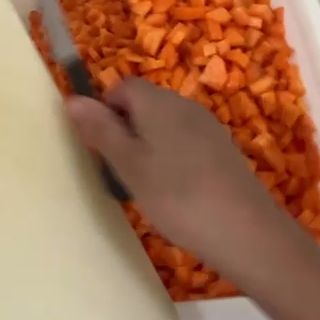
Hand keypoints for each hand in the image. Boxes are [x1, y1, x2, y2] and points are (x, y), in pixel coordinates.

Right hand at [65, 78, 298, 274]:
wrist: (247, 232)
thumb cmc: (177, 196)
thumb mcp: (129, 165)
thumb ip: (101, 130)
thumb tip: (72, 99)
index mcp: (158, 102)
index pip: (122, 86)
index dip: (104, 111)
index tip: (101, 147)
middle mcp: (184, 105)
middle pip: (144, 104)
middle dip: (125, 130)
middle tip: (119, 170)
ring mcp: (207, 127)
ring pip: (164, 125)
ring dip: (147, 147)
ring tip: (144, 185)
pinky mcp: (222, 151)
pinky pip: (185, 142)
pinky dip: (171, 159)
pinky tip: (174, 192)